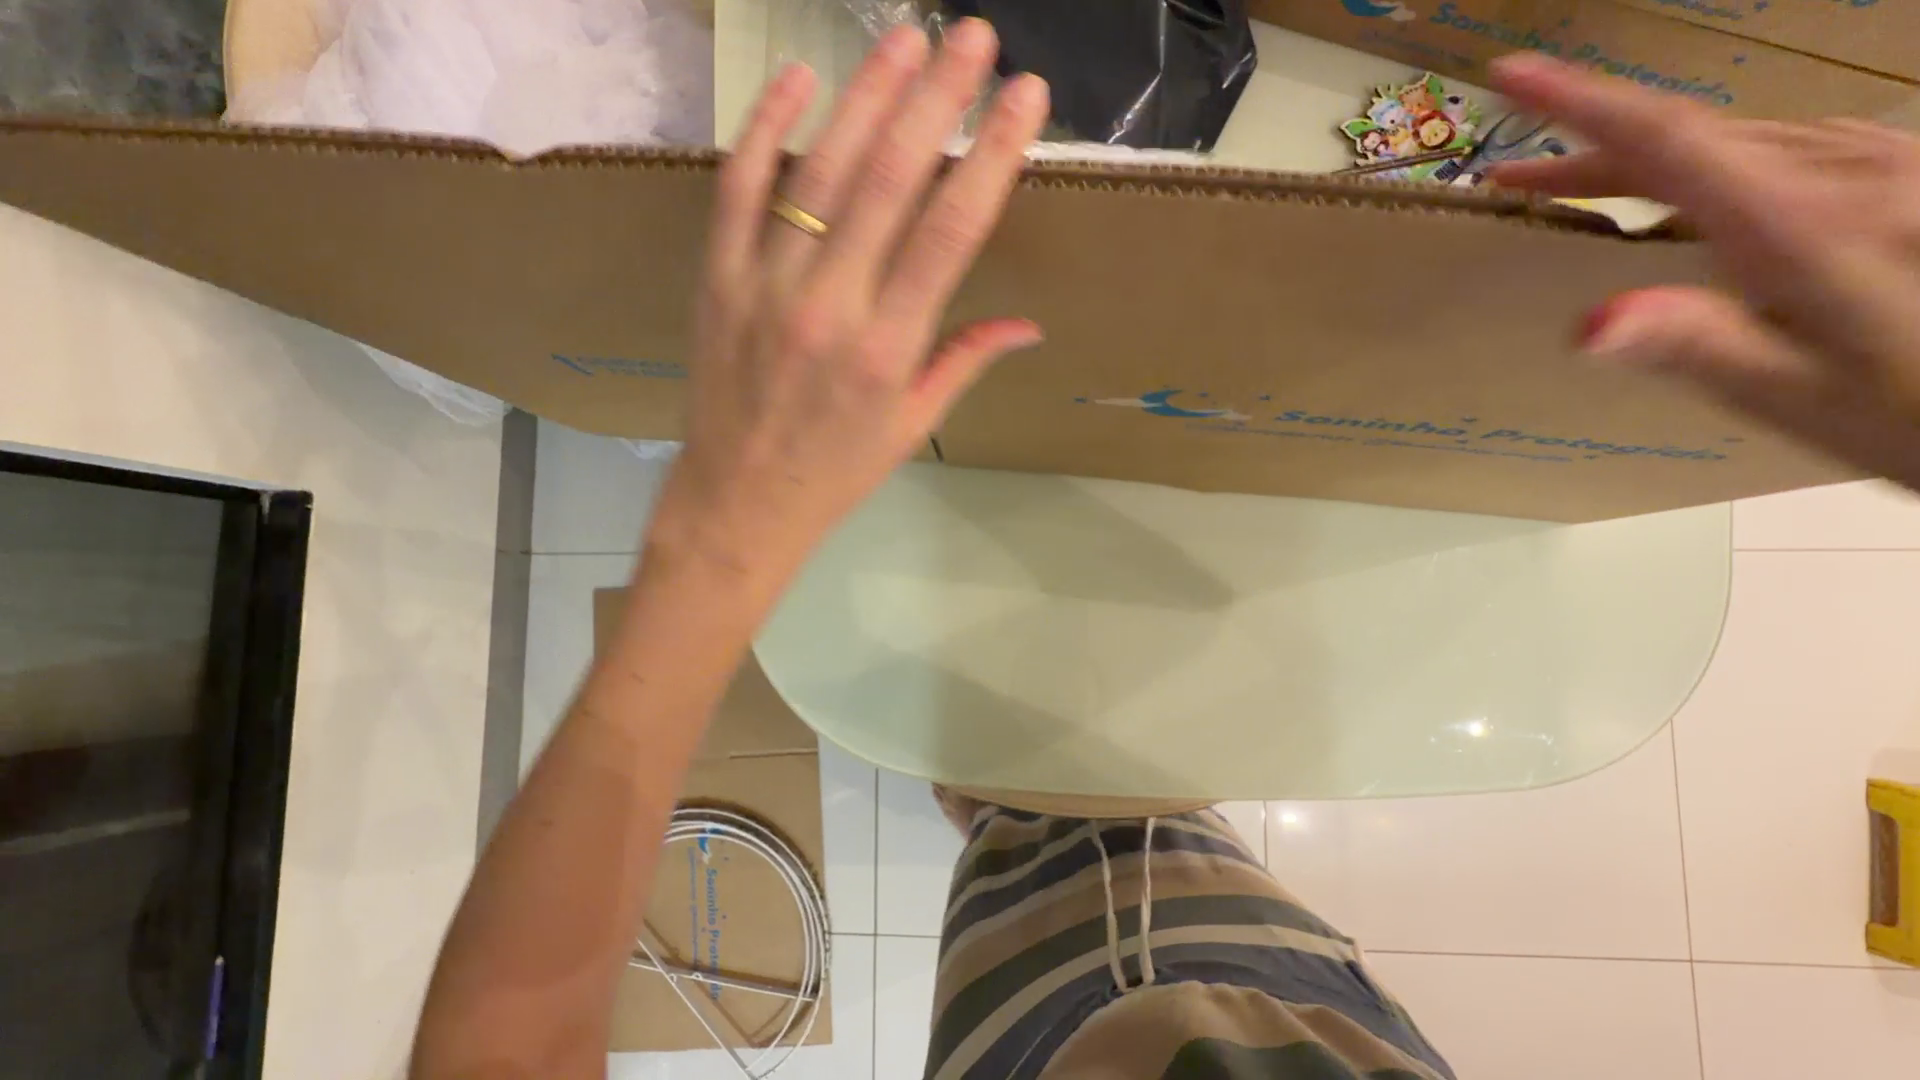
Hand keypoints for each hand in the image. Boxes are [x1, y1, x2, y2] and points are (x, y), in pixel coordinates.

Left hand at [650, 20, 1048, 585]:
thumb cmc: (837, 469)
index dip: (992, 155)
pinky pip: (739, 190)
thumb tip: (1029, 323)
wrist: (740, 500)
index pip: (951, 232)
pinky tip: (797, 79)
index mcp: (888, 348)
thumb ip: (965, 361)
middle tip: (974, 37)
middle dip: (937, 99)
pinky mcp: (717, 277)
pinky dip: (765, 130)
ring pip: (820, 172)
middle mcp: (830, 305)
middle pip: (890, 181)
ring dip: (865, 96)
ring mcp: (766, 285)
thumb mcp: (912, 425)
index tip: (1024, 97)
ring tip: (905, 39)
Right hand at [1488, 54, 1919, 491]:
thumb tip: (1588, 325)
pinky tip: (1696, 190)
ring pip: (1735, 139)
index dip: (1580, 104)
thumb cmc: (1914, 404)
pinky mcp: (1904, 176)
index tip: (1510, 76)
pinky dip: (1710, 162)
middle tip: (1511, 179)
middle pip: (1690, 137)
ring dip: (1645, 159)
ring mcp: (1882, 164)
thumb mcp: (1796, 393)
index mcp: (1797, 221)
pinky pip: (1781, 149)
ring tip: (1580, 184)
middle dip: (1588, 152)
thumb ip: (1696, 347)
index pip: (1667, 141)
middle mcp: (1840, 171)